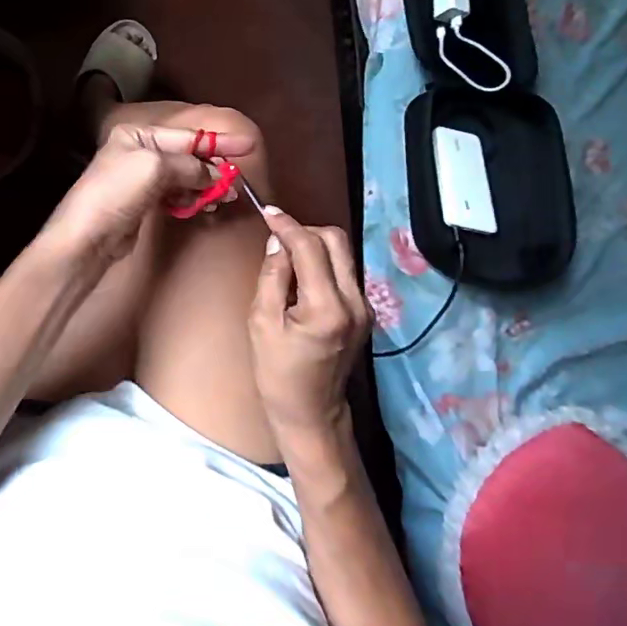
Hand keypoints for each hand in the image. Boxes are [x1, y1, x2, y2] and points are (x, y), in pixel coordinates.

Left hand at [38, 119, 256, 262]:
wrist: (85, 238)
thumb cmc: (115, 193)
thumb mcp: (154, 168)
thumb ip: (189, 166)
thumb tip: (216, 174)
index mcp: (137, 134)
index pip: (186, 135)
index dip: (218, 141)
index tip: (249, 144)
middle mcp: (138, 151)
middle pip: (187, 156)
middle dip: (212, 168)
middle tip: (236, 182)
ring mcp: (140, 178)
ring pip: (184, 178)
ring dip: (204, 187)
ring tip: (222, 198)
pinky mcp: (143, 202)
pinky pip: (176, 195)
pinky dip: (190, 199)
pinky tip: (202, 206)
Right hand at [248, 210, 368, 439]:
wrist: (312, 413)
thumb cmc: (278, 373)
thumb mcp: (262, 323)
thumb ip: (272, 277)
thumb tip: (275, 242)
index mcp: (327, 307)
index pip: (310, 248)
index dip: (287, 225)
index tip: (267, 212)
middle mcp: (355, 302)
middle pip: (336, 241)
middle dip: (304, 231)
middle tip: (276, 238)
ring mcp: (364, 307)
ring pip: (342, 254)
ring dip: (313, 246)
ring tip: (284, 259)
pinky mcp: (364, 312)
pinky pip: (343, 272)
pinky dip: (321, 263)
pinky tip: (300, 279)